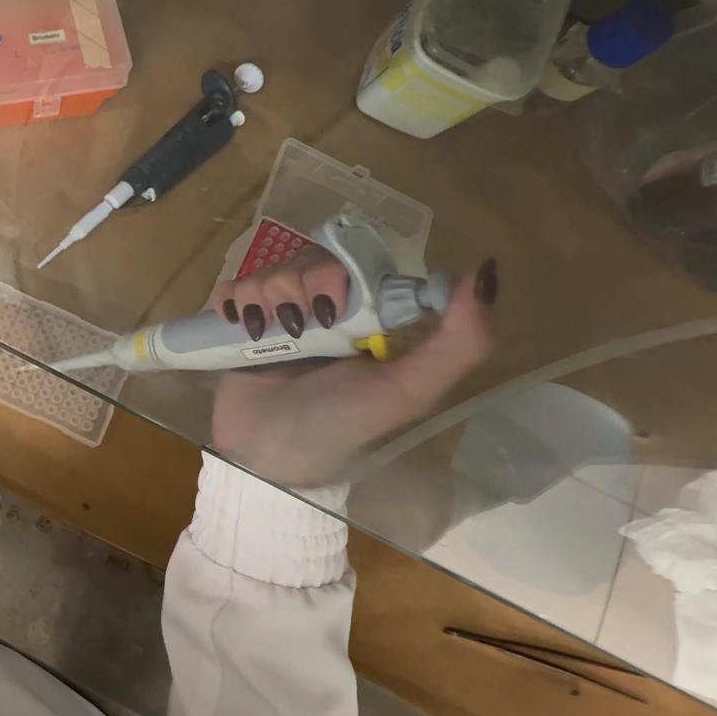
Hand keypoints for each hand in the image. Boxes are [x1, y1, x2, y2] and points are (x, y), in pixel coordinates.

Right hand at [210, 259, 498, 485]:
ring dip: (266, 296)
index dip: (350, 272)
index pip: (364, 265)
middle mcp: (325, 314)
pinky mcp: (239, 328)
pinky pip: (232, 289)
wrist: (265, 455)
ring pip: (271, 272)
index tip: (341, 302)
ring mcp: (279, 319)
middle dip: (304, 284)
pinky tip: (240, 325)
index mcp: (370, 322)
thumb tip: (484, 271)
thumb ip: (459, 343)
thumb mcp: (407, 392)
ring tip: (268, 334)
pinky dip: (233, 300)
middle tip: (302, 325)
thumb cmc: (337, 425)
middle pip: (312, 260)